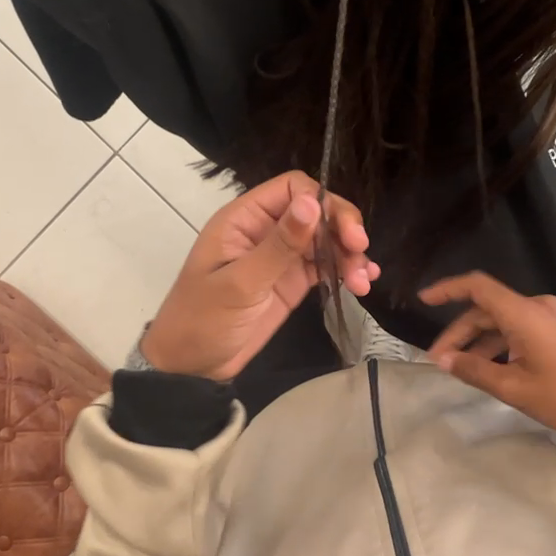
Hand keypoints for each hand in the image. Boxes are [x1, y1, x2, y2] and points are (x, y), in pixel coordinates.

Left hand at [141, 171, 377, 379]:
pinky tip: (364, 282)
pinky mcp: (291, 281)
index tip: (345, 232)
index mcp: (244, 219)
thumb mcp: (241, 283)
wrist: (191, 366)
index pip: (292, 189)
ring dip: (349, 254)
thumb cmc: (203, 320)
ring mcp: (280, 256)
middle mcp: (265, 230)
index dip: (323, 202)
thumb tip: (313, 204)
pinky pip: (324, 266)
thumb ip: (279, 245)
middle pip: (315, 211)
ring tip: (363, 281)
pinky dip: (345, 271)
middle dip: (342, 228)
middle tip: (361, 253)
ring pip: (324, 239)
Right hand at [420, 272, 555, 432]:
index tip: (425, 299)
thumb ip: (475, 370)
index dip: (448, 289)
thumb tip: (443, 360)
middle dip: (462, 333)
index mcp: (526, 315)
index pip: (479, 287)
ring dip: (484, 340)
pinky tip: (497, 365)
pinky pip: (528, 327)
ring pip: (508, 320)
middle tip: (440, 360)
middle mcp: (542, 306)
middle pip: (490, 309)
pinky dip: (506, 341)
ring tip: (465, 368)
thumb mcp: (515, 389)